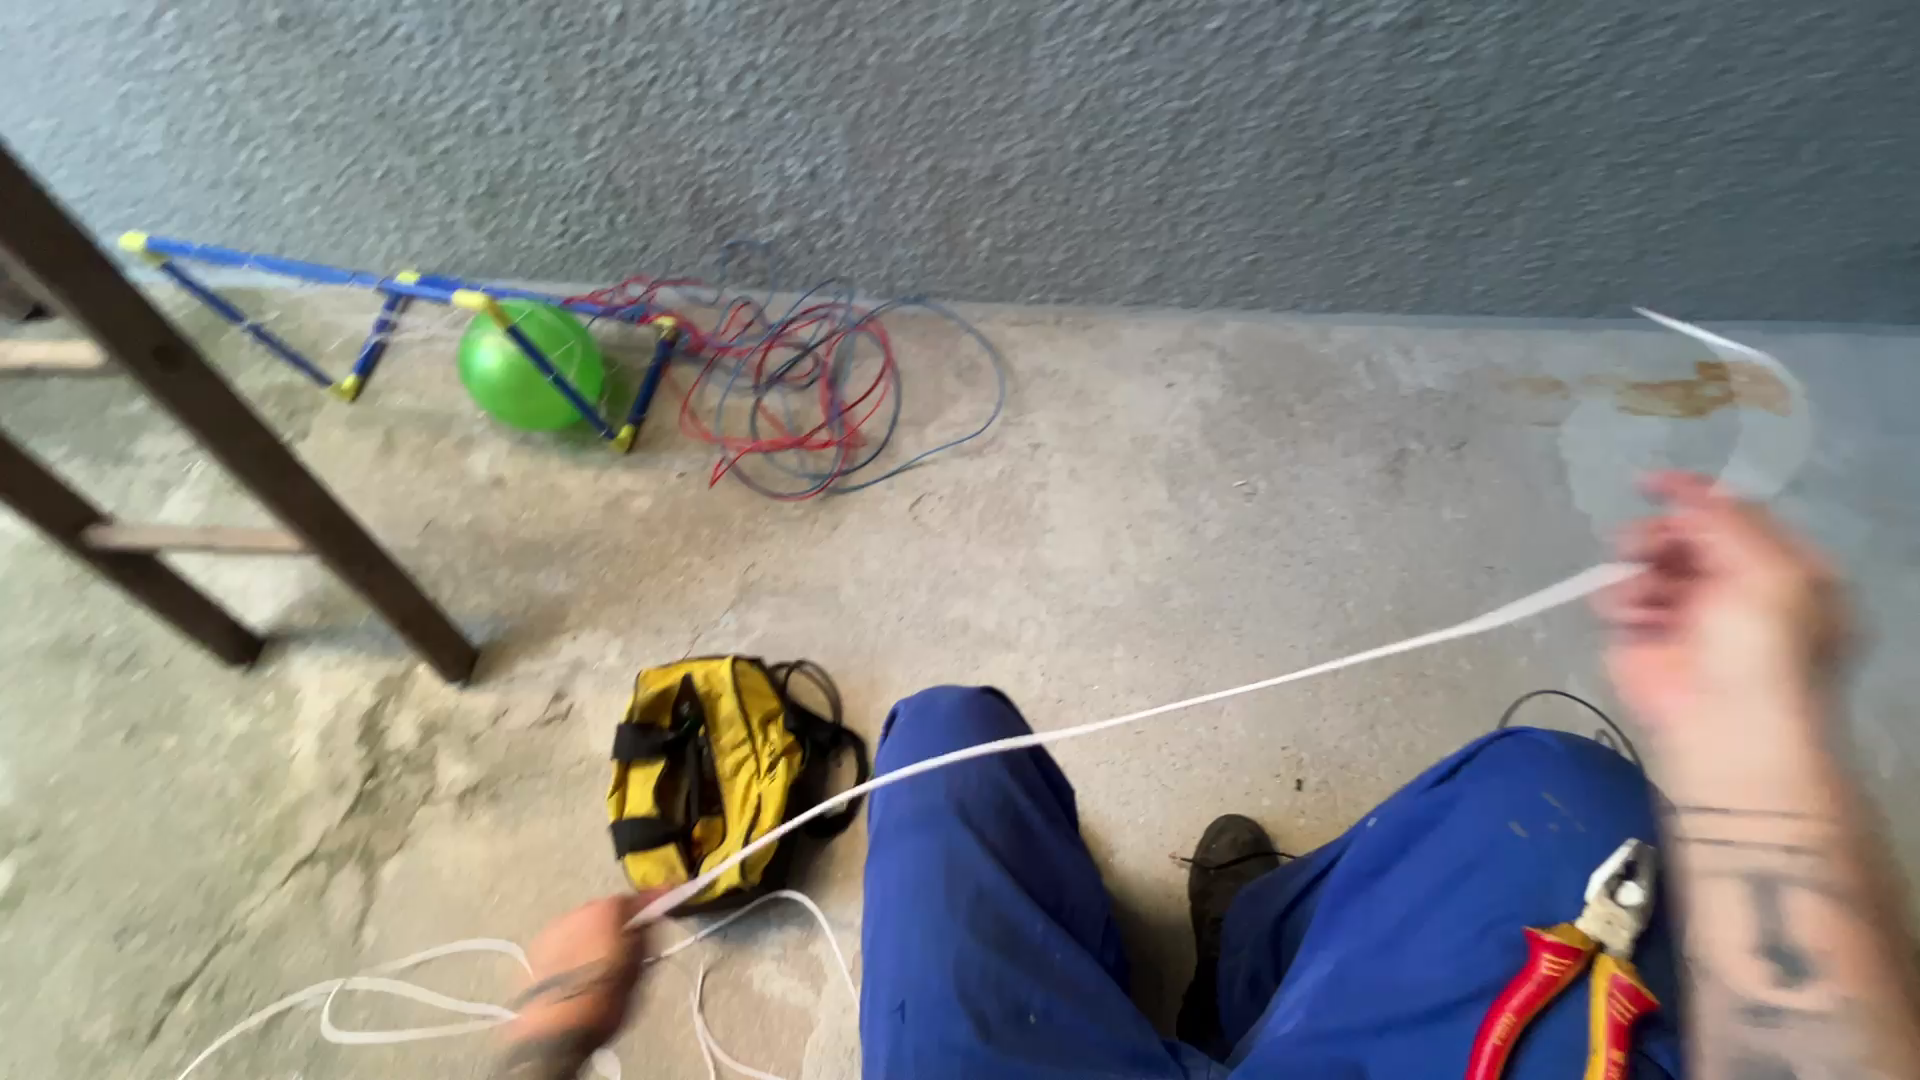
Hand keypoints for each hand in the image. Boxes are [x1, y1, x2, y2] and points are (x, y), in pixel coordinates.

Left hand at [492, 893, 658, 1079]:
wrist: (553, 1033)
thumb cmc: (603, 1000)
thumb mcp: (639, 968)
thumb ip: (647, 935)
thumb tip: (649, 921)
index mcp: (608, 910)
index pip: (637, 898)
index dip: (653, 902)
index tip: (664, 904)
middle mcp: (578, 911)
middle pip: (606, 910)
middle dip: (618, 922)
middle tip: (629, 943)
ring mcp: (553, 930)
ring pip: (583, 925)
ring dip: (593, 934)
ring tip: (600, 959)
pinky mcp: (534, 951)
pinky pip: (563, 941)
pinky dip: (573, 947)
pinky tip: (577, 967)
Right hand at [1594, 471, 1846, 736]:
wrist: (1719, 719)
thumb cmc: (1758, 647)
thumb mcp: (1766, 573)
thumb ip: (1727, 522)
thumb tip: (1686, 487)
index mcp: (1780, 570)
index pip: (1733, 517)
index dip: (1693, 497)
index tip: (1647, 483)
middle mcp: (1733, 585)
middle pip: (1680, 537)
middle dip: (1656, 538)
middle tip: (1643, 548)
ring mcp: (1684, 609)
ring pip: (1641, 564)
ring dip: (1635, 574)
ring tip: (1642, 598)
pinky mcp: (1639, 630)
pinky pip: (1616, 596)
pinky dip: (1619, 603)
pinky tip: (1633, 620)